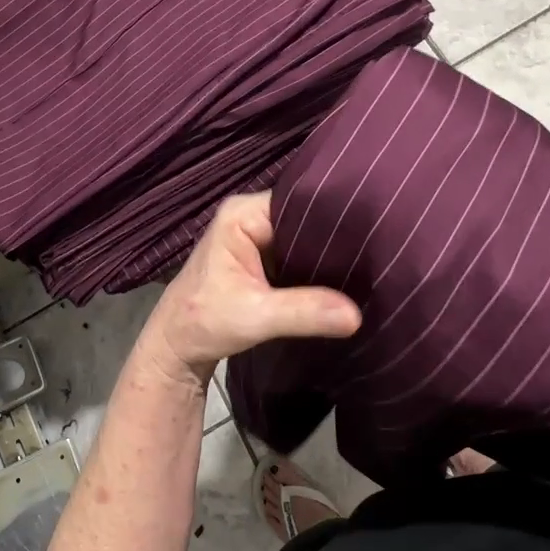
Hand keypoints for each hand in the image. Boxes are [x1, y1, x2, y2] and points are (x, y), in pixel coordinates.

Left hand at [138, 192, 361, 386]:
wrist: (177, 348)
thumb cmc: (204, 322)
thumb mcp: (256, 317)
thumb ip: (305, 311)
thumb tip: (358, 315)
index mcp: (242, 213)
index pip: (298, 202)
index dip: (331, 218)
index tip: (367, 235)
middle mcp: (249, 215)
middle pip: (303, 218)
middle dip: (332, 239)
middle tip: (372, 256)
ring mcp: (256, 235)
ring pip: (302, 238)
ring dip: (326, 256)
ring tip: (366, 266)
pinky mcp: (262, 257)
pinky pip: (297, 254)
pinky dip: (315, 268)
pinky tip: (344, 279)